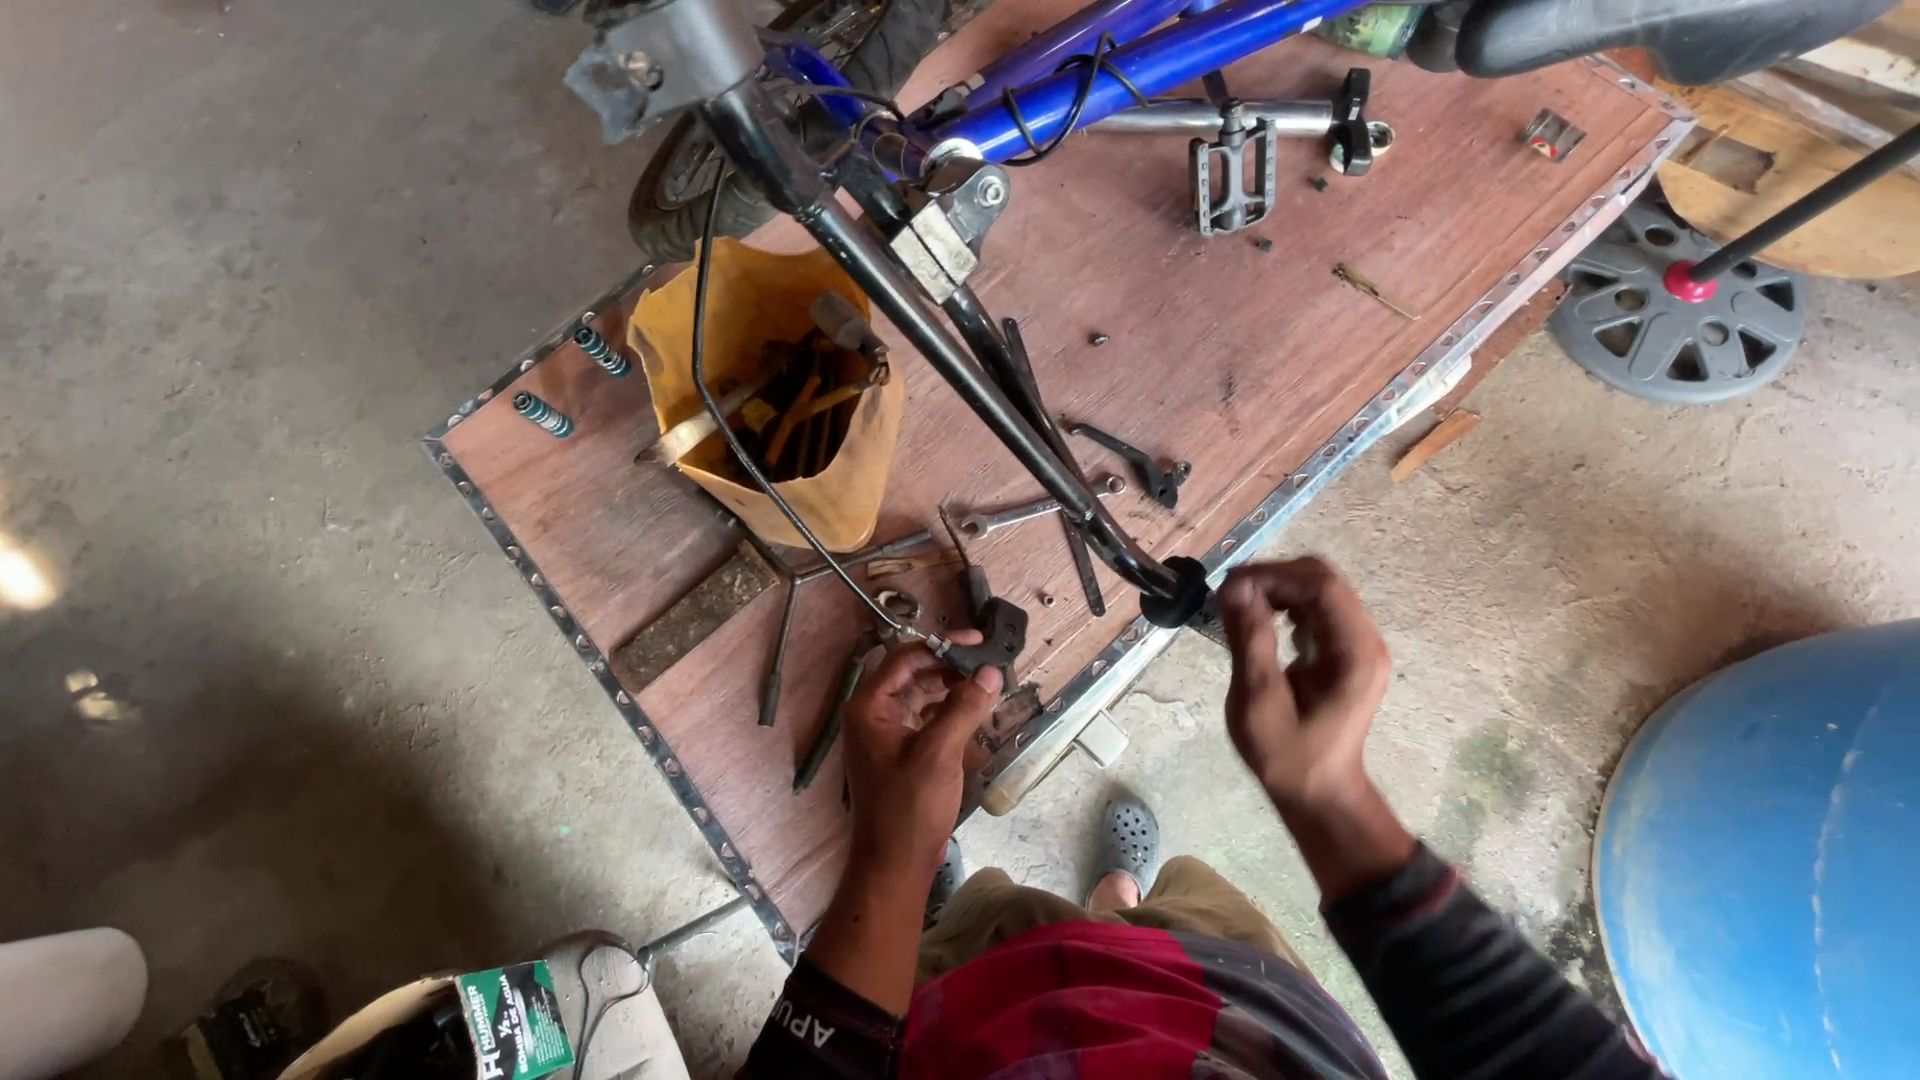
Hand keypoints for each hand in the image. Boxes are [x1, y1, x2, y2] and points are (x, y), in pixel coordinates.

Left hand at [841, 636, 1003, 883]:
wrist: (894, 865)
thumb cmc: (909, 808)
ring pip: (919, 694)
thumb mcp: (939, 753)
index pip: (905, 658)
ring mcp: (884, 734)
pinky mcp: (900, 752)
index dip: (943, 646)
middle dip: (949, 665)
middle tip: (987, 663)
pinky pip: (923, 717)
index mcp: (869, 707)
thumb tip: (991, 672)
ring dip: (950, 686)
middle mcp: (872, 714)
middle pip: (912, 673)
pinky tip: (971, 711)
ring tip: (985, 683)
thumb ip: (963, 707)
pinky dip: (947, 709)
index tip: (979, 644)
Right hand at [1216, 557, 1390, 813]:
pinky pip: (1314, 609)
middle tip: (1229, 594)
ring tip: (1236, 605)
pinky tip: (1256, 619)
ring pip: (1318, 590)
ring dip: (1275, 588)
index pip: (1320, 586)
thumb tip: (1232, 588)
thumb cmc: (1287, 756)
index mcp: (1354, 653)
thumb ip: (1250, 639)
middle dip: (1273, 577)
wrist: (1317, 794)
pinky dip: (1282, 604)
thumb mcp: (1259, 700)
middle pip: (1323, 580)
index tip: (1229, 588)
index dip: (1272, 576)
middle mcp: (1363, 640)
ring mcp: (1356, 645)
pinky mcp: (1341, 650)